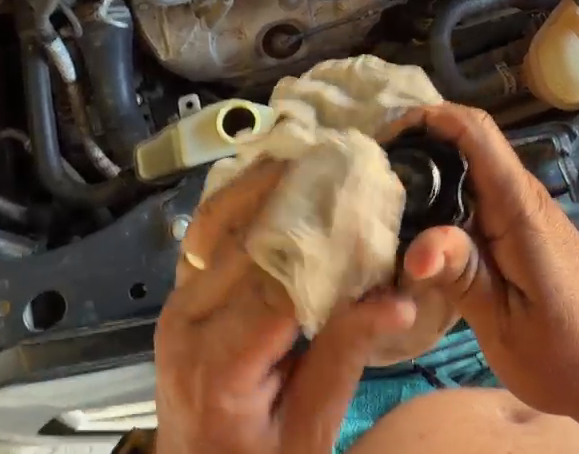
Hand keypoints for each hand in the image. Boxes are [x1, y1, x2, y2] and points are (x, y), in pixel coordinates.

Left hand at [155, 159, 418, 453]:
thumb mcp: (311, 427)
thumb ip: (346, 355)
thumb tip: (400, 300)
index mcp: (219, 365)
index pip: (280, 283)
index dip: (327, 245)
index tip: (370, 212)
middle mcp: (187, 322)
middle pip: (250, 242)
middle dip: (301, 202)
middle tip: (348, 166)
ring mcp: (178, 302)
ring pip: (218, 222)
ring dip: (265, 184)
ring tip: (312, 152)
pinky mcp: (181, 293)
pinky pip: (206, 231)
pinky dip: (239, 197)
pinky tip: (273, 174)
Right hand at [391, 104, 578, 425]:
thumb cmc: (570, 353)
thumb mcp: (507, 325)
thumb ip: (462, 277)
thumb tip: (411, 248)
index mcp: (517, 207)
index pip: (474, 132)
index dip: (427, 118)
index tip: (381, 137)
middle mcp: (519, 196)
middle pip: (467, 139)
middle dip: (417, 139)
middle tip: (367, 171)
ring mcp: (519, 212)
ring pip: (468, 166)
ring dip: (426, 167)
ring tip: (377, 196)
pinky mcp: (516, 232)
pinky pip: (474, 195)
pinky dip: (439, 197)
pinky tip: (409, 226)